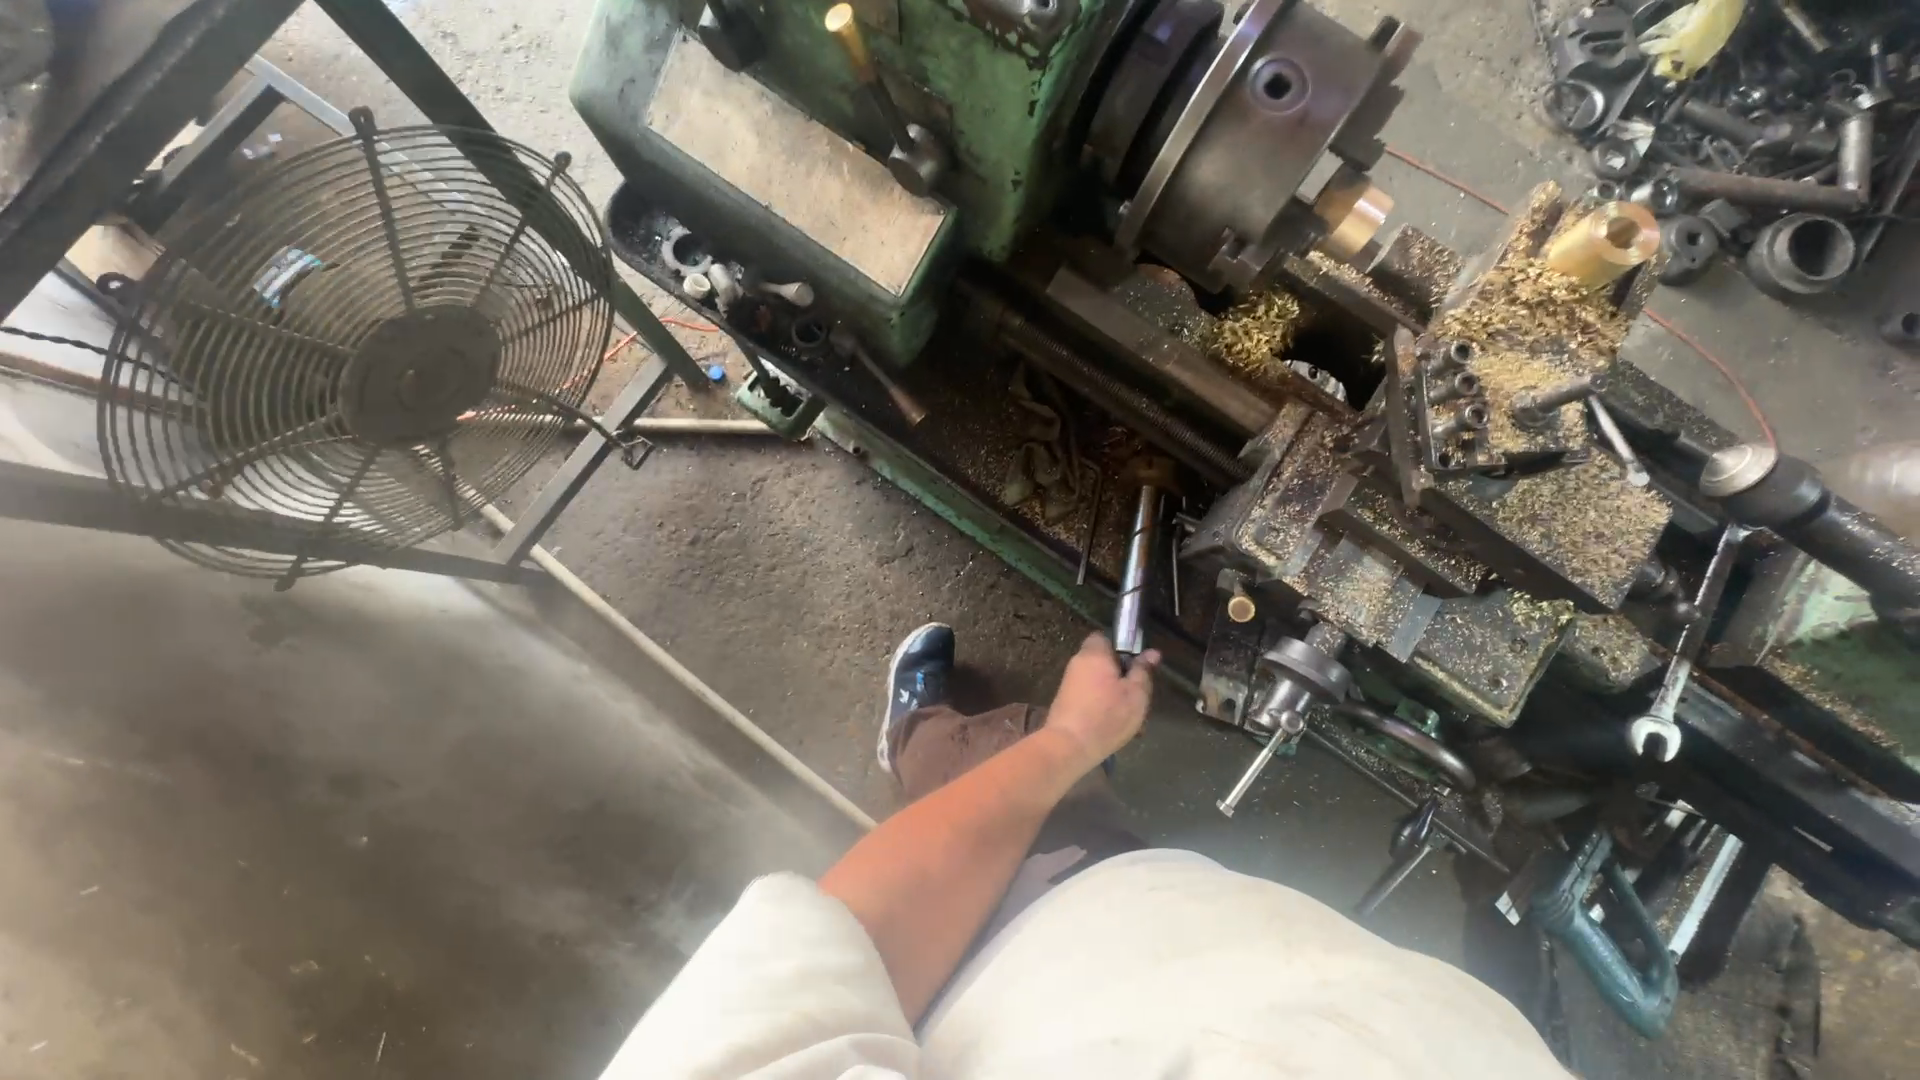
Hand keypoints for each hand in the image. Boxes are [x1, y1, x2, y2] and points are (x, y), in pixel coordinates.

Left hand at [1042, 634, 1159, 769]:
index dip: (1122, 648)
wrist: (1069, 745)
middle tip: (1137, 695)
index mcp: (1094, 654)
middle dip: (1121, 676)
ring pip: (1099, 683)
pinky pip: (1090, 698)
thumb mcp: (1136, 694)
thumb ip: (1143, 671)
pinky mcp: (1065, 702)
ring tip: (1129, 717)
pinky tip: (1114, 726)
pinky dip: (1102, 707)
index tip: (1136, 665)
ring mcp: (1069, 683)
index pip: (1105, 637)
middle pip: (1103, 662)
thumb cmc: (1107, 715)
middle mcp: (1078, 663)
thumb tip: (1152, 653)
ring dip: (1114, 695)